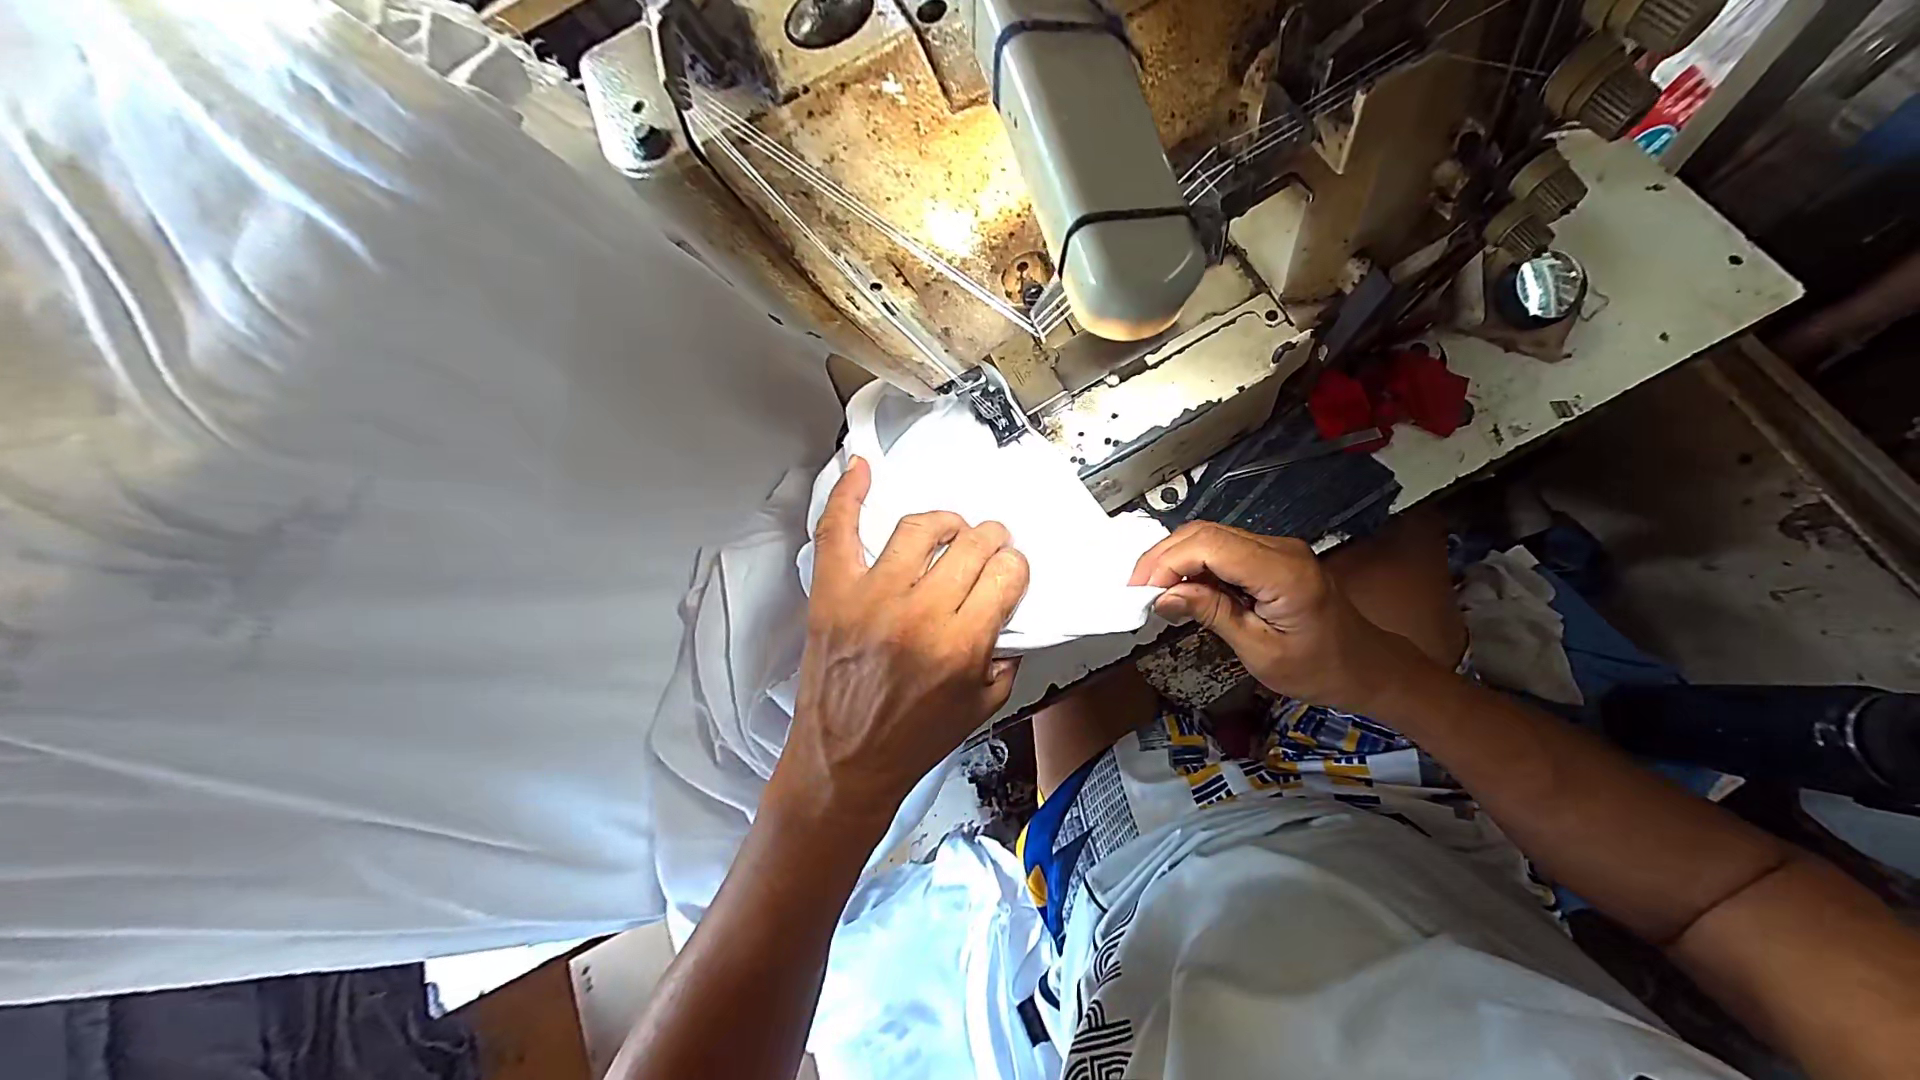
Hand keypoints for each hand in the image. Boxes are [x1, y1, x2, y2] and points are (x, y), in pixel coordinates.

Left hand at [774, 456, 1029, 829]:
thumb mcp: (981, 707)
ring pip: (920, 528)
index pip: (1006, 573)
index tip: (1009, 571)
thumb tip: (1008, 608)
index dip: (1015, 567)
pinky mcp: (833, 594)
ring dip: (945, 522)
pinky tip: (861, 471)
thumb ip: (1005, 654)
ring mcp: (871, 598)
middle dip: (990, 540)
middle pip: (971, 544)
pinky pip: (839, 529)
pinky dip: (848, 494)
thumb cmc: (908, 741)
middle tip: (987, 547)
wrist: (844, 763)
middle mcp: (918, 615)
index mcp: (961, 645)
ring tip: (948, 530)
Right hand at [1130, 522, 1433, 714]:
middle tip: (1137, 591)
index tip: (1142, 592)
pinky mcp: (1269, 556)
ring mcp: (1275, 548)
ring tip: (1152, 591)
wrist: (1368, 668)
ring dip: (1174, 559)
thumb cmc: (1321, 669)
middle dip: (1163, 558)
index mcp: (1283, 573)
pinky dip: (1192, 563)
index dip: (1167, 563)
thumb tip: (1163, 598)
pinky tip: (1178, 586)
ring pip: (1208, 536)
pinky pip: (1220, 548)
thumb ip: (1212, 614)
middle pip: (1204, 533)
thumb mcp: (1260, 652)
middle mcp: (1279, 549)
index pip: (1209, 546)